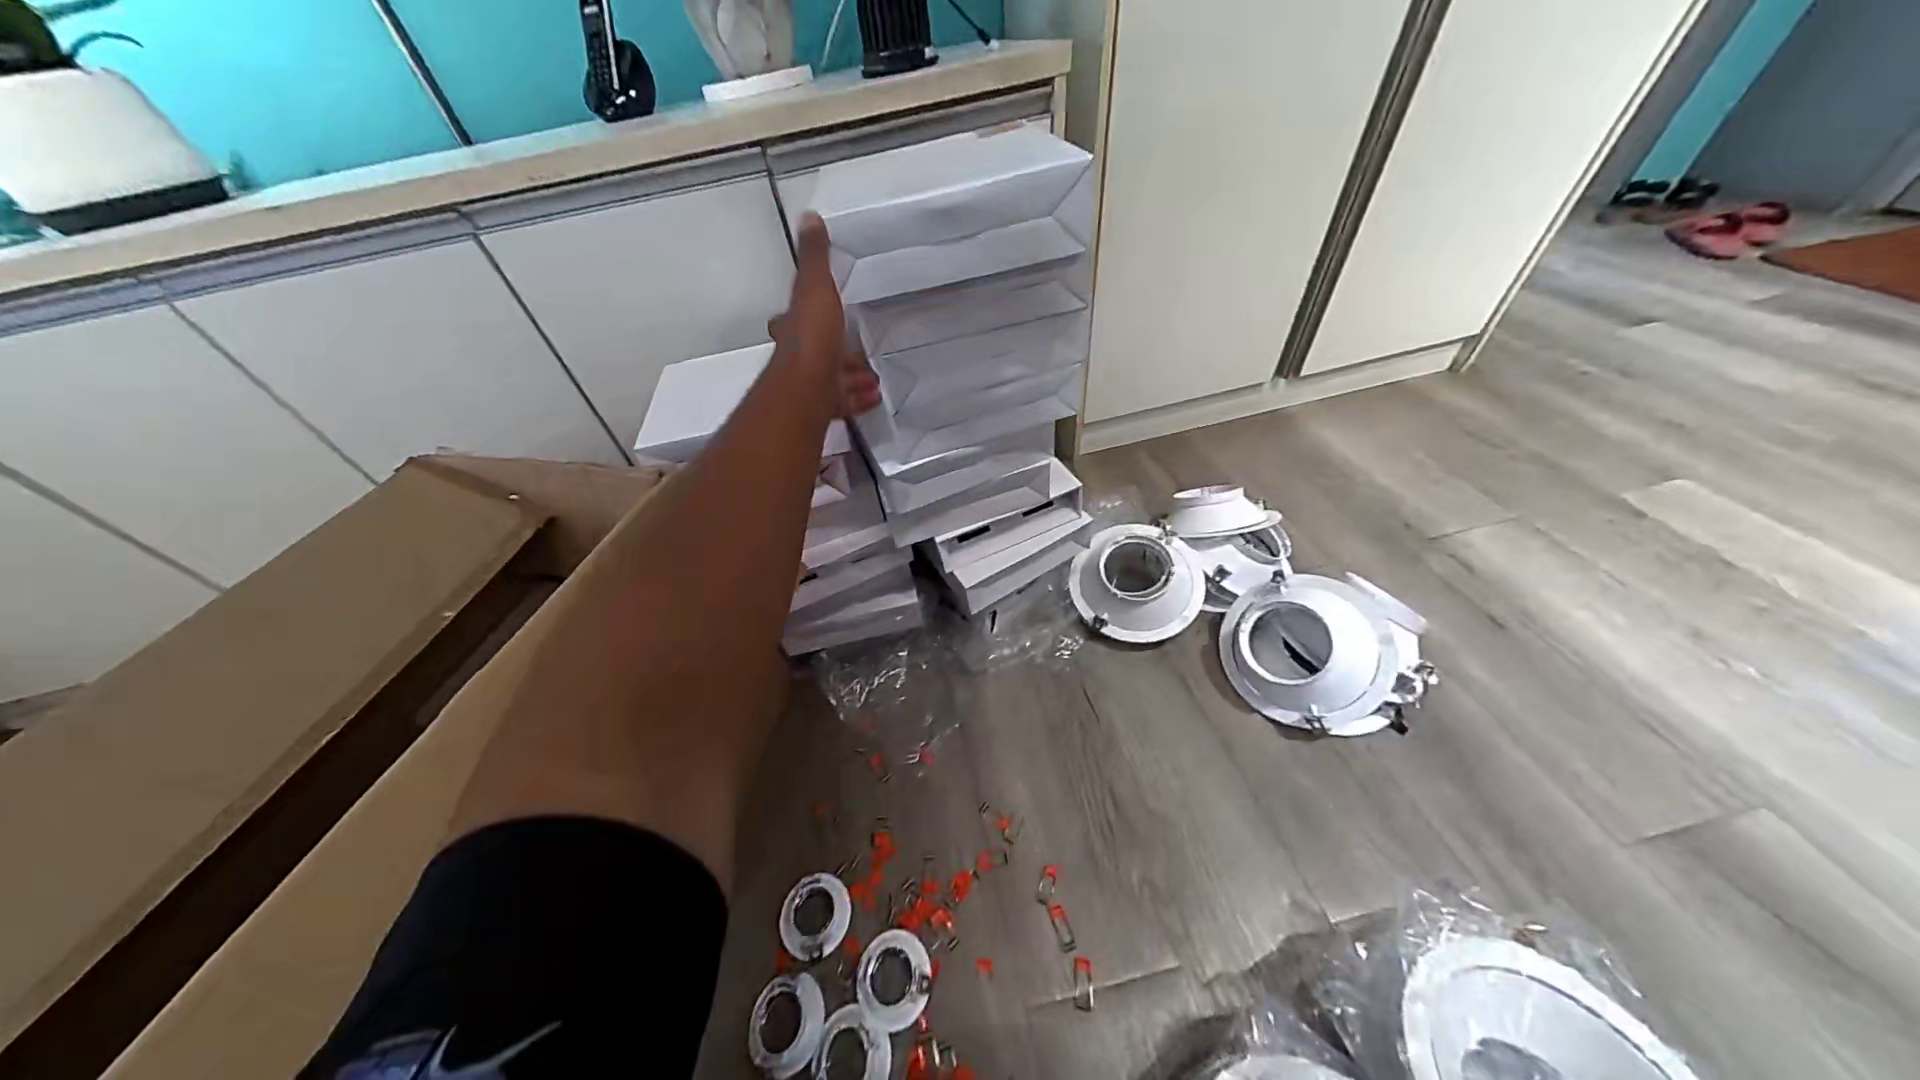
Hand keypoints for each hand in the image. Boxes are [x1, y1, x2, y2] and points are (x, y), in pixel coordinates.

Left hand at [770, 212, 880, 417]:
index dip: (808, 318)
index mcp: (795, 330)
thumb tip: (810, 218)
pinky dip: (858, 401)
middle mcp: (797, 360)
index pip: (797, 320)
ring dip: (852, 379)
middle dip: (839, 355)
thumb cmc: (813, 338)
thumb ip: (814, 258)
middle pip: (819, 355)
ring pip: (832, 381)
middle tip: (861, 356)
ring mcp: (811, 388)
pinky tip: (874, 399)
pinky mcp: (824, 410)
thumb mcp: (814, 288)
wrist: (808, 390)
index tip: (825, 317)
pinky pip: (842, 405)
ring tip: (875, 379)